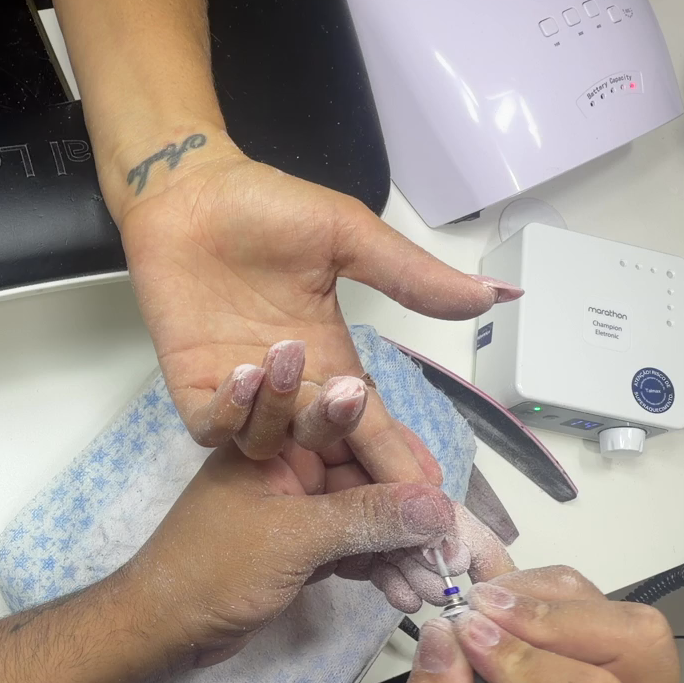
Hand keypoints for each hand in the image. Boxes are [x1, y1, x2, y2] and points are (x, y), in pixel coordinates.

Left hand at [115, 145, 521, 482]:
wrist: (189, 192)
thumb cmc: (265, 209)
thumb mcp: (349, 238)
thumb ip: (411, 277)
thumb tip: (494, 295)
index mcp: (331, 359)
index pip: (370, 422)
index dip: (395, 455)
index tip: (427, 490)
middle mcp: (288, 387)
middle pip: (323, 442)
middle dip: (343, 434)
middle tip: (351, 397)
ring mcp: (237, 391)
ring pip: (266, 442)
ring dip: (281, 409)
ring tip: (287, 354)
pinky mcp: (192, 386)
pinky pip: (211, 429)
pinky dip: (229, 414)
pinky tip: (243, 372)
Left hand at [118, 443, 463, 666]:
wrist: (164, 628)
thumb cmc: (210, 570)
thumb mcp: (293, 539)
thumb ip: (366, 518)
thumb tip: (438, 508)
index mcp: (276, 439)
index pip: (354, 430)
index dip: (403, 463)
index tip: (443, 500)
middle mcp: (290, 464)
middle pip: (368, 476)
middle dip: (410, 516)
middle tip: (449, 553)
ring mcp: (297, 506)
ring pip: (365, 515)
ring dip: (399, 549)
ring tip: (430, 585)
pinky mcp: (301, 543)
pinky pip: (352, 545)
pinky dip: (377, 567)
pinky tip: (402, 592)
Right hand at [400, 567, 681, 682]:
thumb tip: (443, 636)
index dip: (526, 662)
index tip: (465, 634)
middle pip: (636, 644)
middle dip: (550, 616)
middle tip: (479, 606)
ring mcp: (647, 681)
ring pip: (620, 612)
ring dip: (544, 594)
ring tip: (482, 602)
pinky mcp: (621, 644)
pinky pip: (596, 595)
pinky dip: (540, 583)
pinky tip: (498, 599)